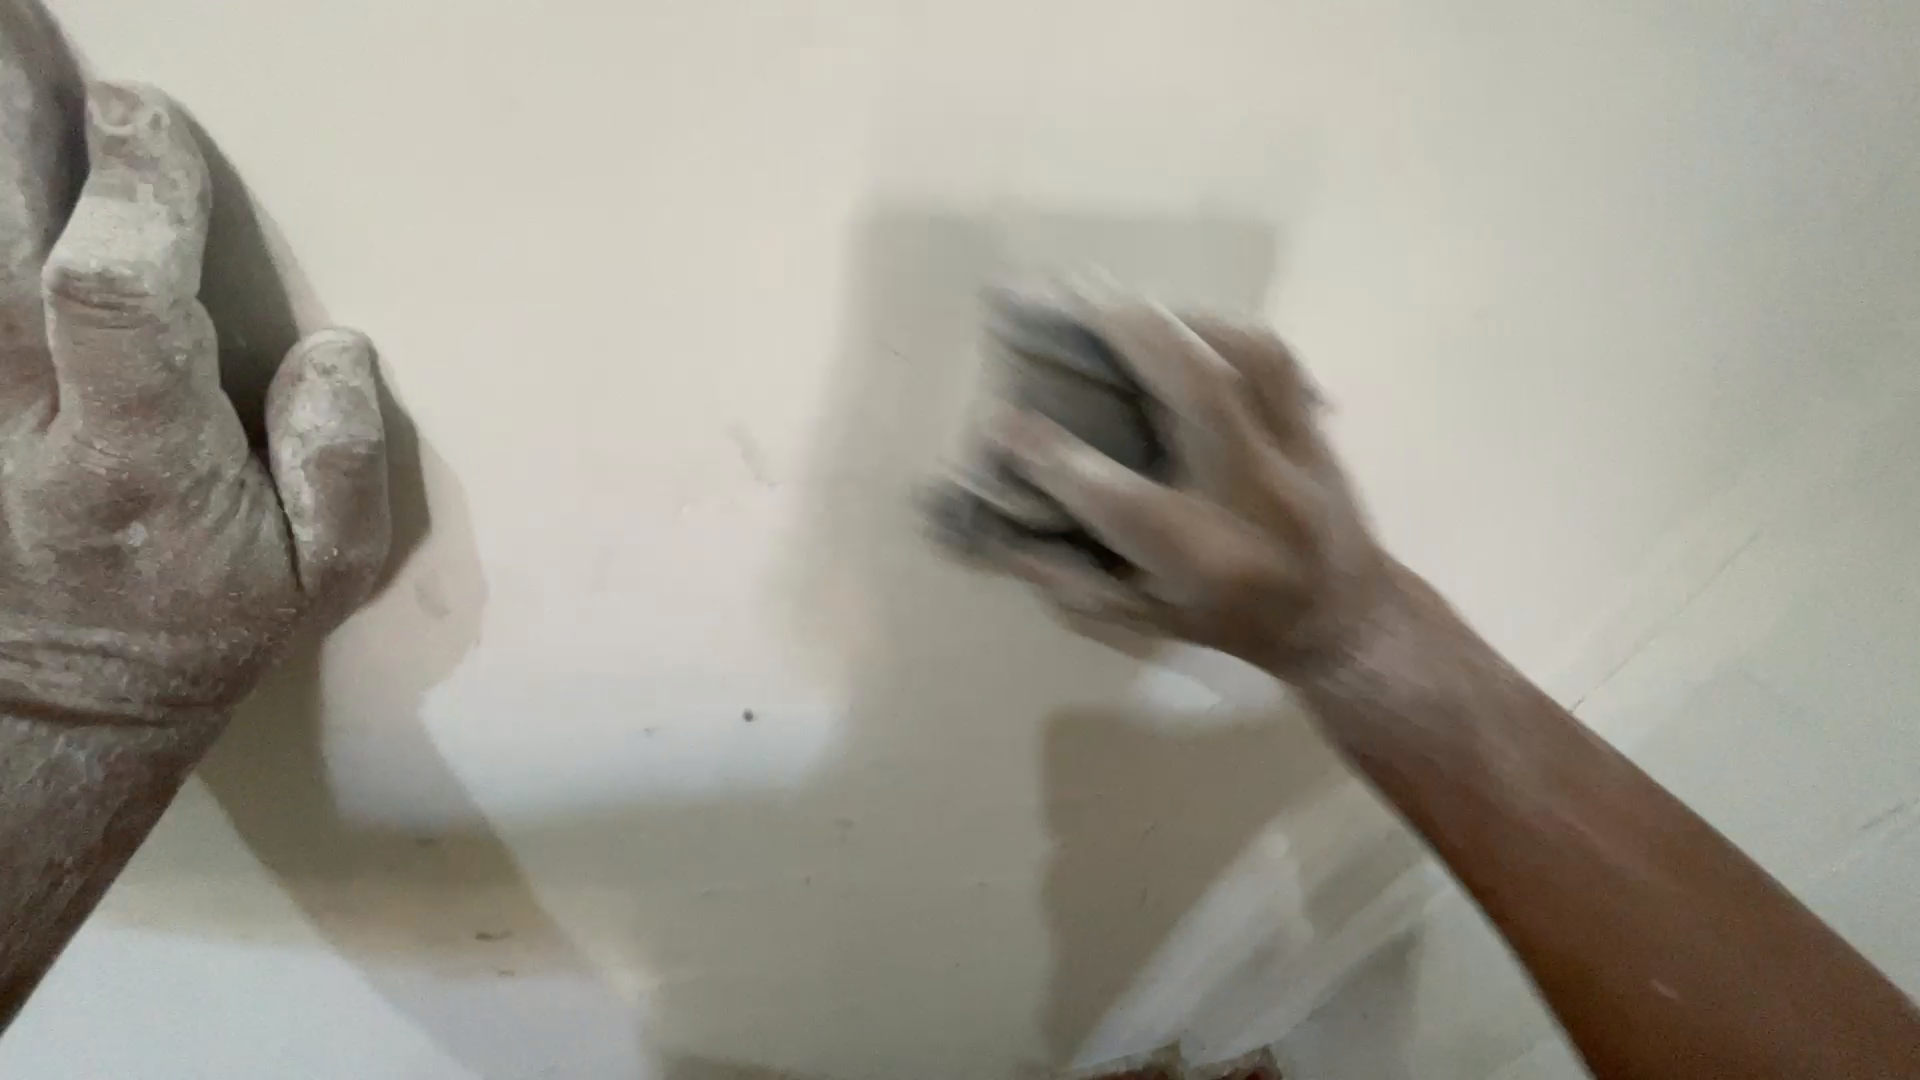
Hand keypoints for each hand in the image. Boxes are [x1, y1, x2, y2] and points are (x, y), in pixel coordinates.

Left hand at [0, 81, 388, 726]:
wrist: (64, 690)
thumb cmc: (220, 620)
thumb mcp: (328, 571)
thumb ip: (341, 463)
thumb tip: (341, 347)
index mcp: (140, 458)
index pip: (119, 299)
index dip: (133, 197)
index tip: (151, 116)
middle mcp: (17, 419)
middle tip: (20, 18)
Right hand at [981, 291, 1396, 675]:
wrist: (1346, 620)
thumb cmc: (1231, 624)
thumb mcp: (1144, 622)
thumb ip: (1074, 583)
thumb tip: (1006, 536)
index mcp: (1201, 558)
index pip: (1116, 499)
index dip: (1053, 457)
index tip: (1002, 420)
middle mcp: (1253, 499)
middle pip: (1201, 396)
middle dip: (1135, 336)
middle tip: (1077, 298)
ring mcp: (1296, 456)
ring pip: (1249, 362)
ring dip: (1180, 320)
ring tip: (1126, 302)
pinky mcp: (1317, 430)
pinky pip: (1276, 359)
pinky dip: (1223, 329)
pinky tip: (1184, 321)